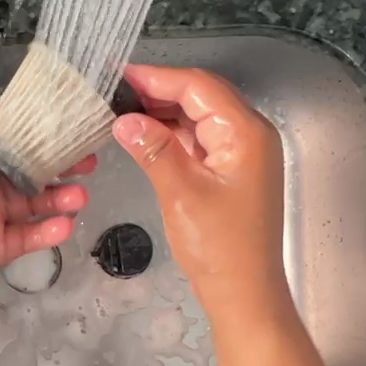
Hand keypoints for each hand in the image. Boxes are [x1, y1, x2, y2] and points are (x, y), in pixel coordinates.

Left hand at [0, 91, 90, 322]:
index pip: (1, 140)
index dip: (28, 131)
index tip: (60, 119)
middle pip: (24, 170)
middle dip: (55, 164)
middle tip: (87, 159)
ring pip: (32, 203)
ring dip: (58, 198)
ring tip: (81, 195)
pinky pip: (28, 235)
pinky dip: (48, 231)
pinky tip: (65, 225)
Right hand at [112, 65, 288, 312]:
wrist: (243, 291)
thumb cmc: (218, 245)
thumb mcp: (181, 193)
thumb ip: (153, 150)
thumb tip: (123, 119)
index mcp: (245, 133)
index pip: (200, 87)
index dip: (159, 77)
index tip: (120, 74)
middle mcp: (249, 135)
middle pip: (203, 97)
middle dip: (160, 91)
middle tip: (115, 91)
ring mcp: (242, 154)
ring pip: (199, 118)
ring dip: (164, 113)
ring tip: (123, 111)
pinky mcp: (231, 171)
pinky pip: (200, 140)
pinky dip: (172, 135)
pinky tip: (144, 137)